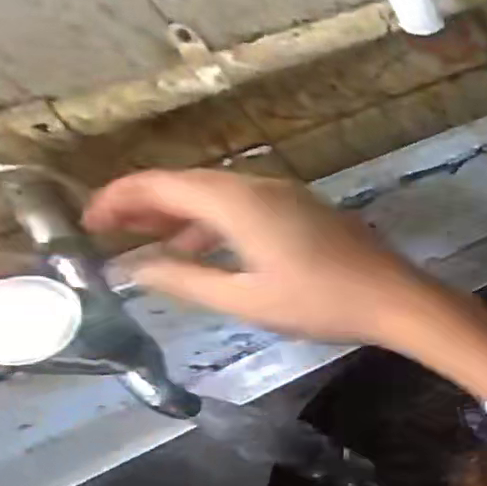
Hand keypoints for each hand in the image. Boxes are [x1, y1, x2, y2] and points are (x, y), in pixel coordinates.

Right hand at [83, 169, 459, 346]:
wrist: (399, 300)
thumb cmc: (323, 302)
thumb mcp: (247, 300)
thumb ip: (187, 281)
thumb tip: (137, 268)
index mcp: (236, 200)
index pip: (156, 184)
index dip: (115, 200)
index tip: (87, 225)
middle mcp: (261, 186)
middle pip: (189, 184)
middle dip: (148, 207)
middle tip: (119, 236)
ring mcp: (293, 197)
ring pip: (223, 196)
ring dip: (188, 218)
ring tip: (164, 250)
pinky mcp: (314, 212)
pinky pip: (254, 207)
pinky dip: (224, 224)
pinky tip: (222, 255)